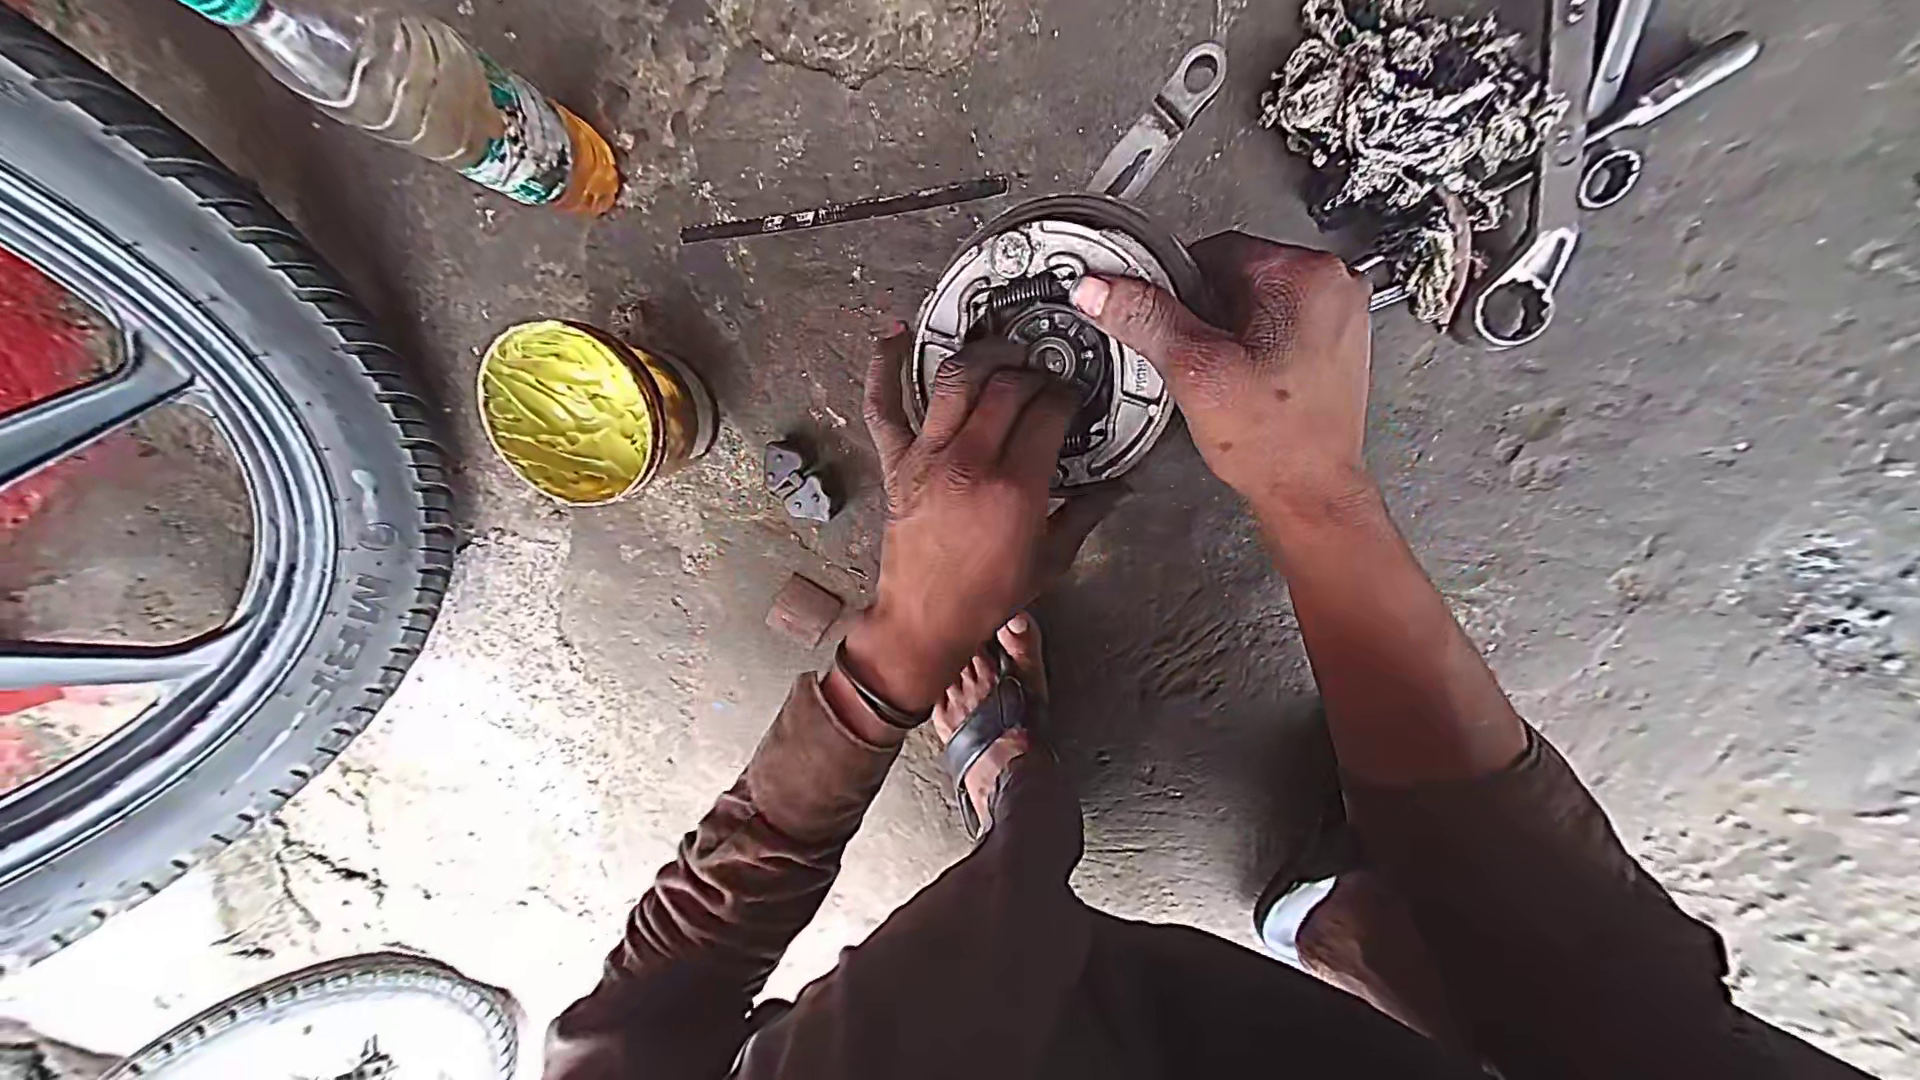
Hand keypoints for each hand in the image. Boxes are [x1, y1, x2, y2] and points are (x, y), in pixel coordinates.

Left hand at [844, 331, 1123, 713]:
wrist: (927, 618)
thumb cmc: (985, 595)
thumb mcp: (1051, 559)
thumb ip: (1085, 515)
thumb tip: (1115, 490)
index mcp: (1015, 487)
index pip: (1047, 410)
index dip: (1064, 395)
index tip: (1068, 398)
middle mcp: (971, 463)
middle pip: (1007, 385)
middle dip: (1033, 371)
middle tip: (1042, 376)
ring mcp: (928, 458)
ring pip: (957, 378)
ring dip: (983, 354)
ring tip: (1001, 349)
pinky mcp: (898, 463)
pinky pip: (884, 406)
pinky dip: (886, 367)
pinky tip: (897, 338)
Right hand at [1070, 233, 1374, 514]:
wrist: (1308, 490)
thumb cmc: (1272, 441)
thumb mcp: (1194, 371)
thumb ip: (1145, 321)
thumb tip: (1100, 289)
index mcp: (1306, 275)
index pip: (1214, 250)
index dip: (1173, 286)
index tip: (1157, 317)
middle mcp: (1331, 288)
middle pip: (1232, 277)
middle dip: (1199, 314)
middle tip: (1188, 359)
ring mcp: (1335, 319)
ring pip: (1250, 306)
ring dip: (1220, 332)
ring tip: (1213, 376)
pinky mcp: (1329, 348)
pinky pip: (1271, 329)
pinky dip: (1244, 348)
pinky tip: (1235, 383)